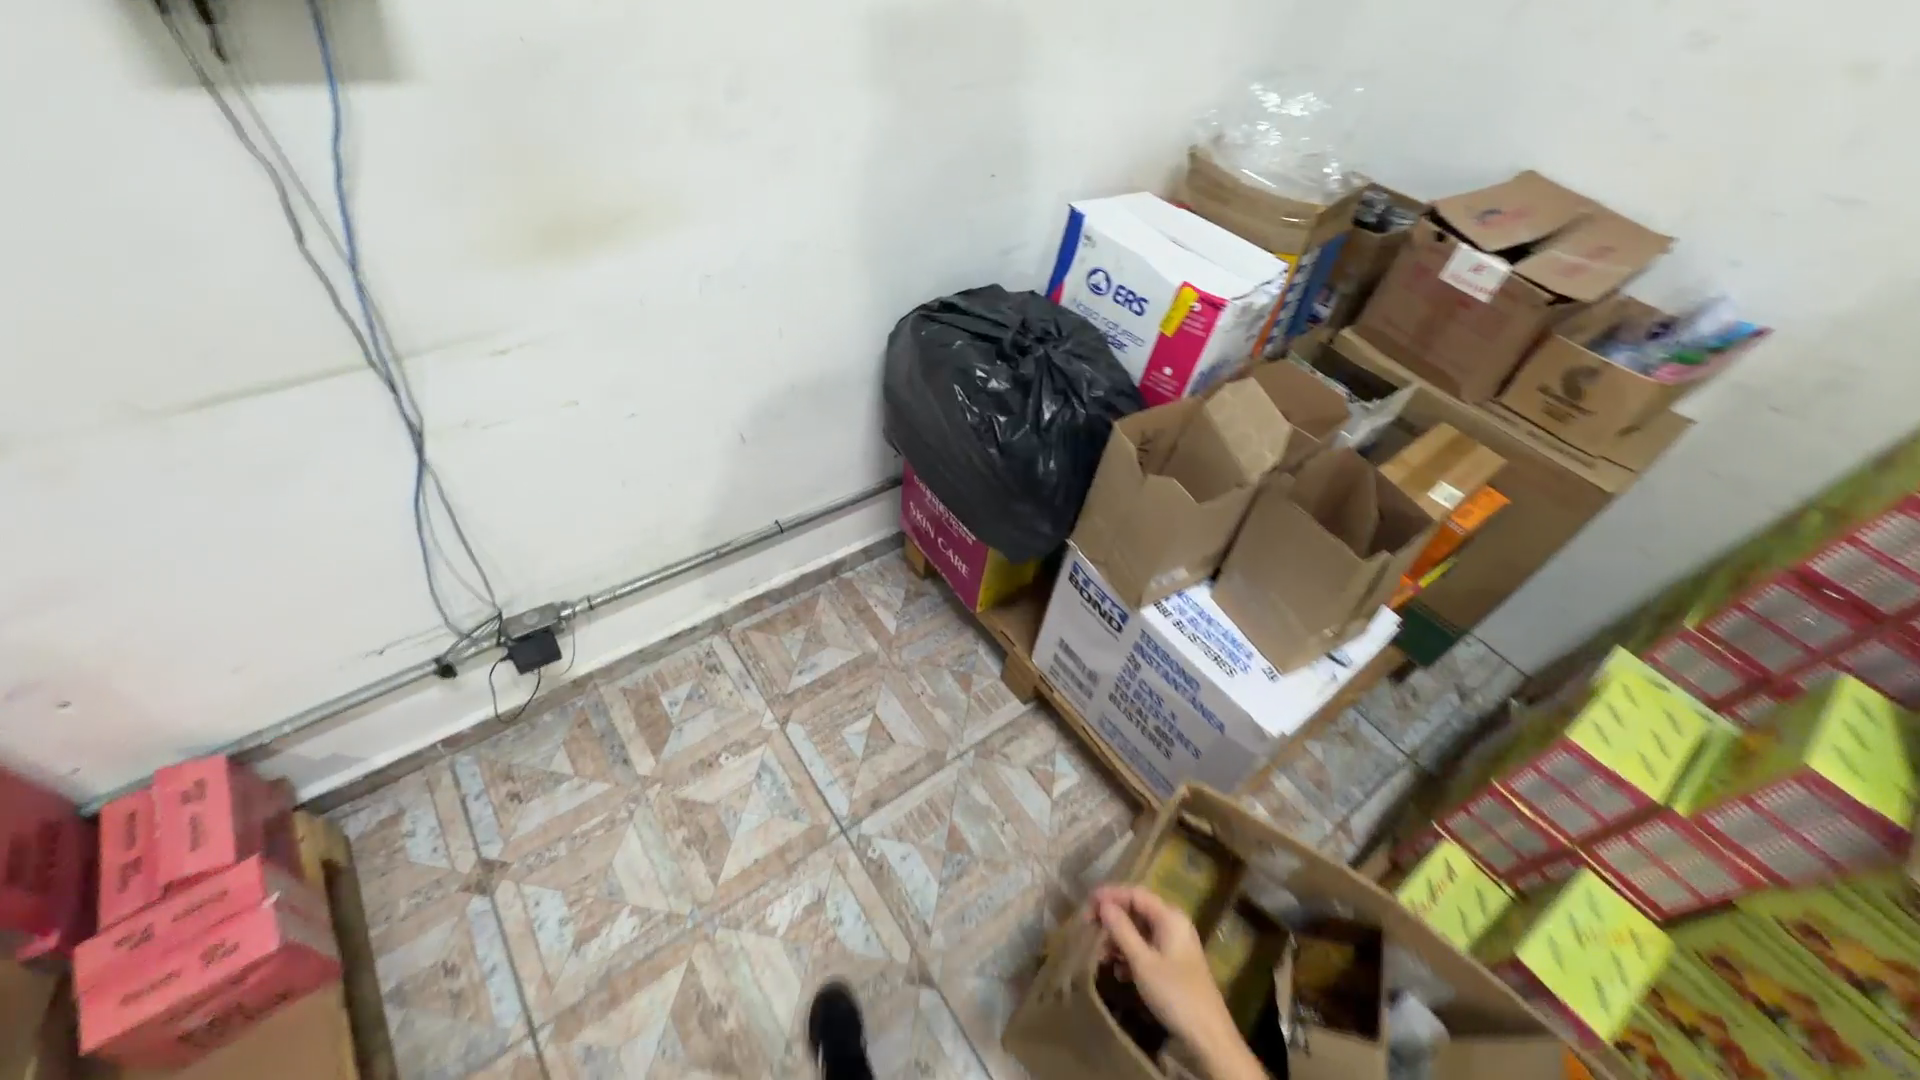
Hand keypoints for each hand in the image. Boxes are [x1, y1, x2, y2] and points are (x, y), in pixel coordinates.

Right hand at [1090, 885, 1240, 1052]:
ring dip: (1119, 941)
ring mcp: (1175, 944)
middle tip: (1089, 931)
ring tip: (1102, 957)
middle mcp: (1173, 924)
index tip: (1086, 905)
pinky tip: (1120, 973)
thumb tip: (1103, 904)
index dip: (1109, 896)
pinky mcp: (1173, 963)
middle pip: (1137, 911)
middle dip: (1112, 921)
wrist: (1207, 1035)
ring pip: (1140, 932)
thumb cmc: (1174, 994)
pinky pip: (1146, 949)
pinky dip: (1130, 956)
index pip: (1135, 894)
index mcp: (1170, 917)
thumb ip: (1122, 930)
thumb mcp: (1142, 962)